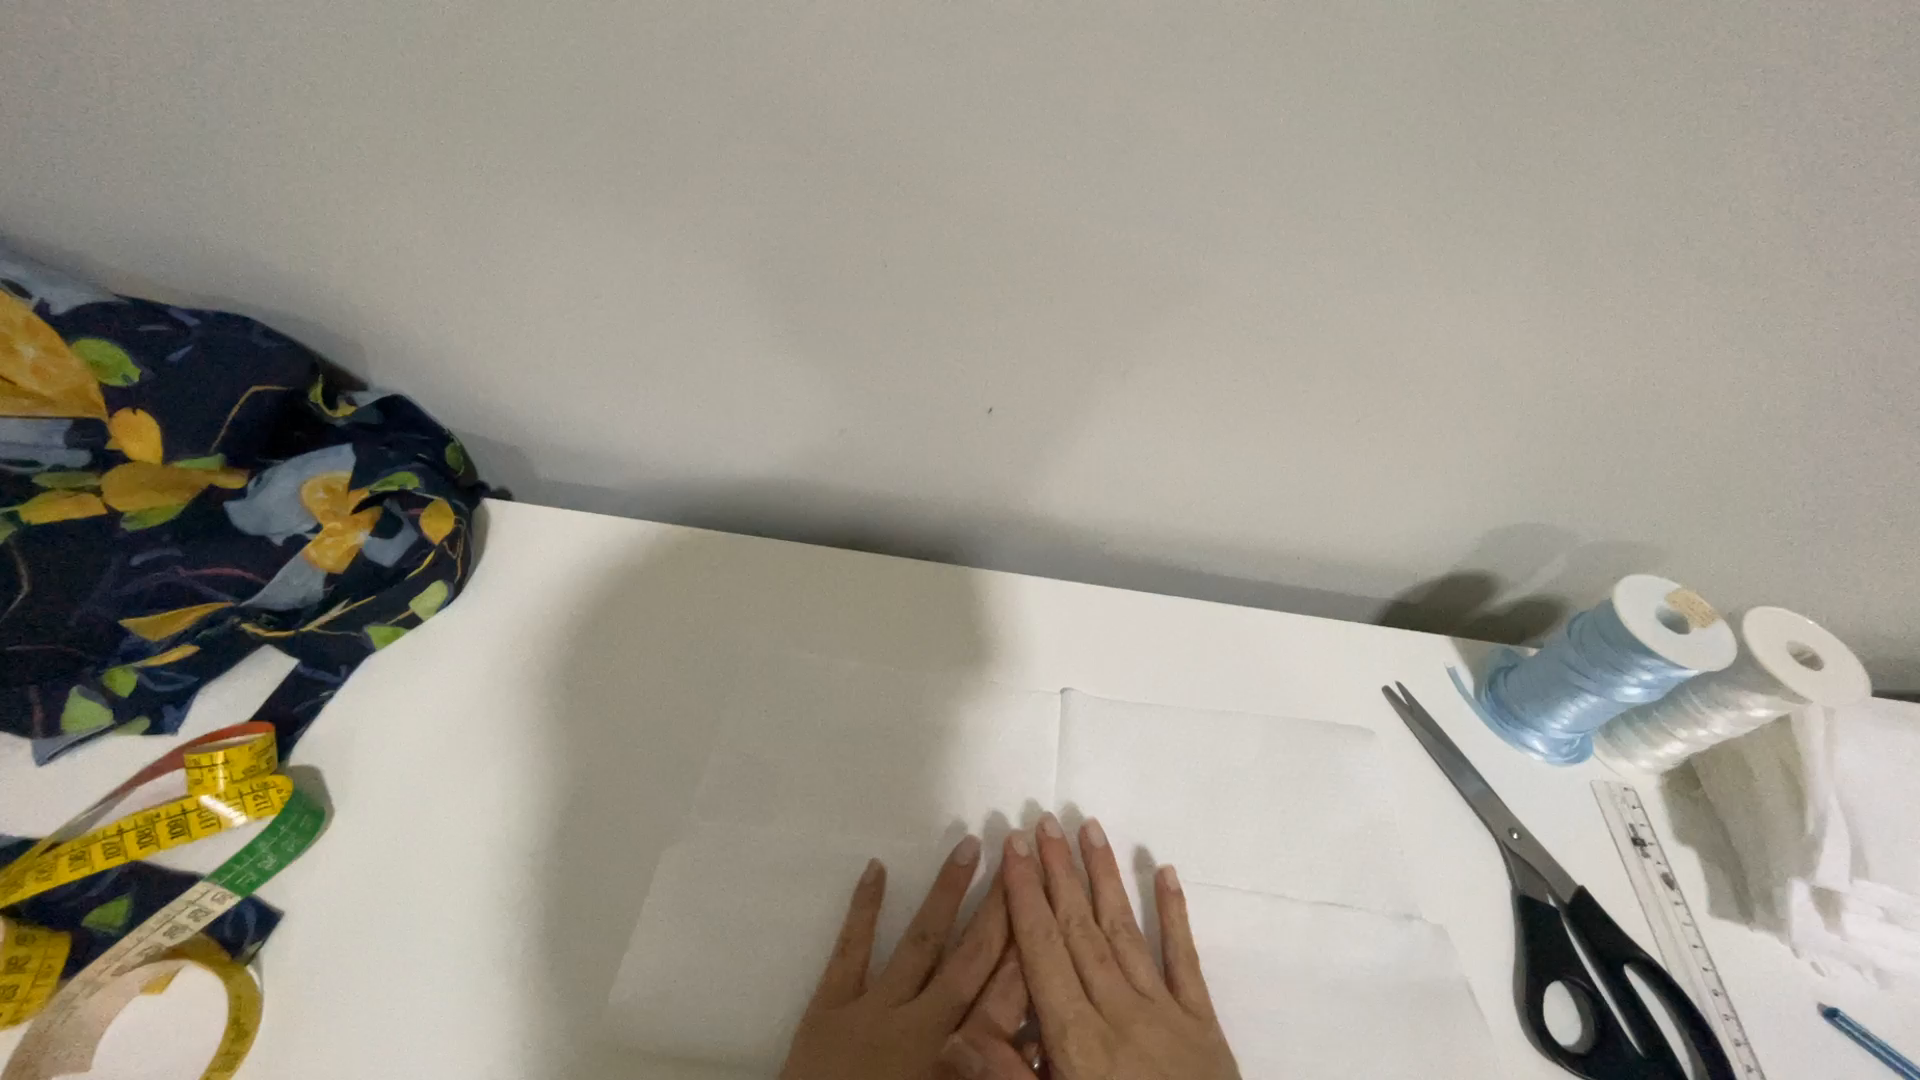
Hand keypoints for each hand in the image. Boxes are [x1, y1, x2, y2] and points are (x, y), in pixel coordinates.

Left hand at [780, 835, 1026, 1079]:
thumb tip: (1025, 1041)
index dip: (1027, 951)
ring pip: (921, 942)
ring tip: (968, 846)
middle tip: (1019, 862)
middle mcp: (922, 1028)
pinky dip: (864, 907)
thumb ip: (981, 1069)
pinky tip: (876, 867)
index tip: (1045, 904)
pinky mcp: (830, 1005)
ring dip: (947, 893)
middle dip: (999, 909)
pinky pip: (851, 949)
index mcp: (953, 1059)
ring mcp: (873, 1011)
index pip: (1003, 998)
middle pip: (970, 959)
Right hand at [959, 814, 1240, 1079]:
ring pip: (1126, 931)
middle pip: (1080, 929)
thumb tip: (951, 1034)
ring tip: (1090, 827)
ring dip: (1105, 877)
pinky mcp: (1203, 1025)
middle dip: (1058, 871)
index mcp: (1078, 1040)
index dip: (1025, 894)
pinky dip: (1175, 914)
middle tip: (1043, 820)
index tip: (1013, 846)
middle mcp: (1119, 1013)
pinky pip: (1185, 960)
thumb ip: (1006, 1078)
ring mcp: (1166, 1013)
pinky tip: (1166, 872)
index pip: (1043, 950)